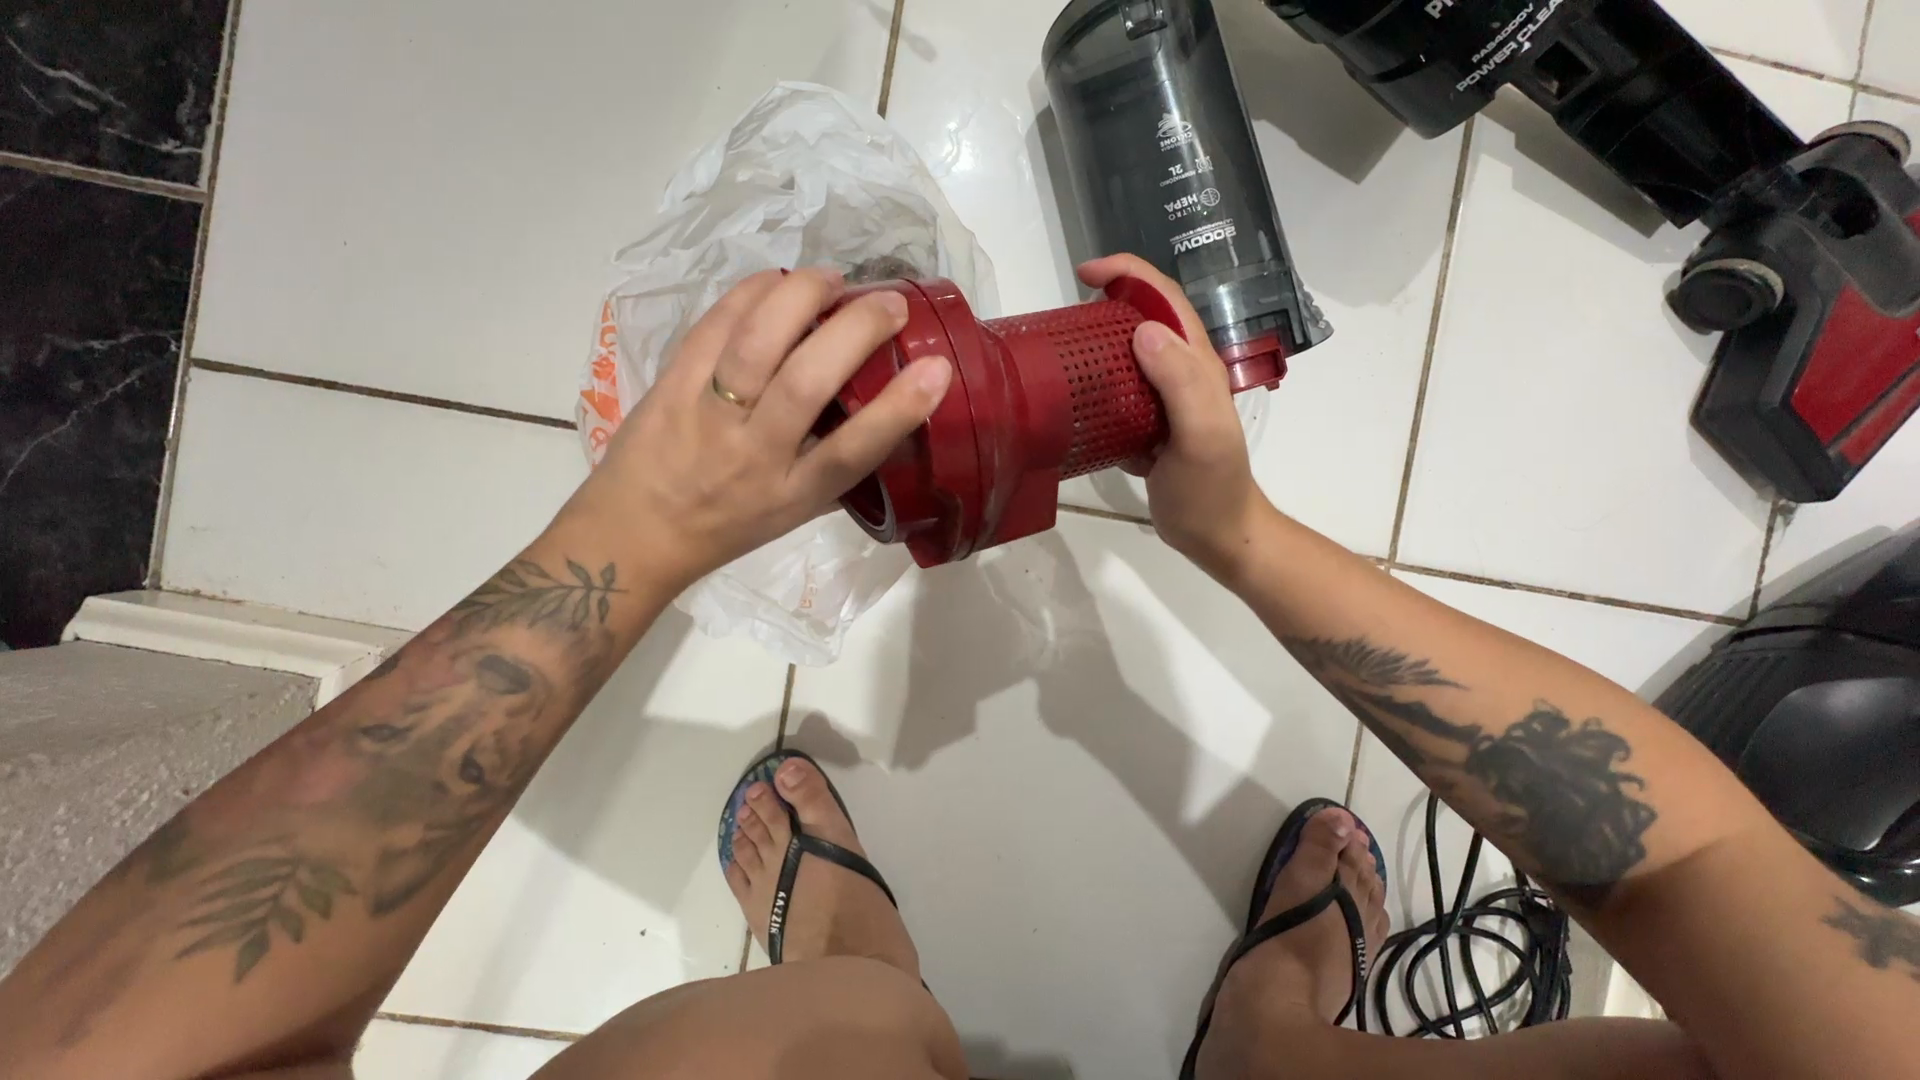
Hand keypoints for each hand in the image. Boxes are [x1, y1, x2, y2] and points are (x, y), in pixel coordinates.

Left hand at [565, 267, 952, 591]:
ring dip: (802, 298)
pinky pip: (713, 328)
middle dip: (856, 330)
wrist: (636, 533)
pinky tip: (778, 282)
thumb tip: (889, 416)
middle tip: (891, 303)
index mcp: (792, 494)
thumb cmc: (729, 526)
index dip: (899, 408)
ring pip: (755, 344)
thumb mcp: (795, 514)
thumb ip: (836, 469)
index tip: (937, 367)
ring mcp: (707, 416)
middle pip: (807, 383)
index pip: (852, 451)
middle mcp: (753, 454)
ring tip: (834, 279)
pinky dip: (751, 295)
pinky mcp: (671, 385)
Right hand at [1077, 255, 1273, 582]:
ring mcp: (1164, 402)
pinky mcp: (1148, 428)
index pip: (1166, 300)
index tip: (1084, 274)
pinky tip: (1075, 398)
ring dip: (1098, 343)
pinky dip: (1097, 386)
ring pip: (1129, 355)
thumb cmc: (1210, 489)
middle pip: (1145, 319)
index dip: (1130, 273)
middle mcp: (1181, 374)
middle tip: (1066, 316)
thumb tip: (1142, 331)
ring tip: (1062, 351)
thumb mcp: (1201, 436)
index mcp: (1197, 365)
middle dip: (1109, 302)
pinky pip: (1120, 394)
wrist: (1218, 536)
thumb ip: (1180, 382)